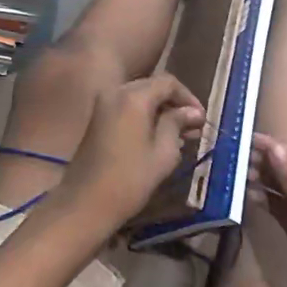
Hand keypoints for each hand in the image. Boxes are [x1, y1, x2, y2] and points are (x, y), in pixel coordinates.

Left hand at [52, 74, 205, 231]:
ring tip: (181, 134)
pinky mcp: (97, 118)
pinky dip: (144, 116)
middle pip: (152, 86)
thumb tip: (193, 112)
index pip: (168, 82)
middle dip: (174, 104)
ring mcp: (103, 104)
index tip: (202, 119)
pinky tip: (158, 136)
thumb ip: (177, 124)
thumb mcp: (163, 153)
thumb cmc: (129, 180)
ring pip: (139, 97)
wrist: (84, 204)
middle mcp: (116, 92)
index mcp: (134, 97)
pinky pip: (126, 107)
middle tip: (194, 127)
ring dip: (160, 111)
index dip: (188, 98)